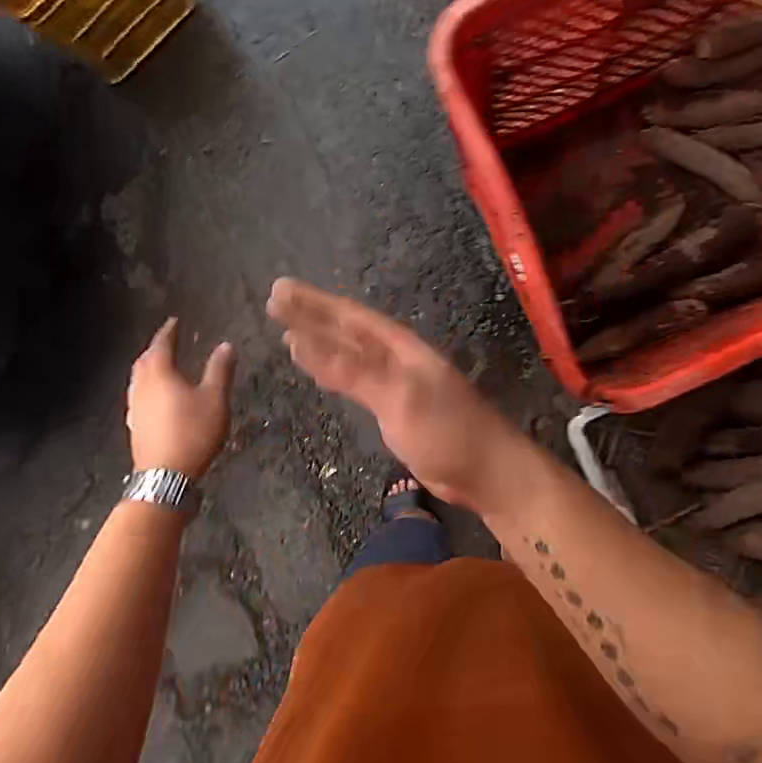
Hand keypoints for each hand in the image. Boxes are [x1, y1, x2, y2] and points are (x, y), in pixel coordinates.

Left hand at [126, 317, 235, 478]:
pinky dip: (148, 388)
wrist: (165, 476)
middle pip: (144, 361)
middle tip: (167, 342)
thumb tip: (225, 345)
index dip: (168, 332)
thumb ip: (220, 370)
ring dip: (149, 368)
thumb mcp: (215, 398)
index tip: (174, 322)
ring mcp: (135, 409)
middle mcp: (142, 388)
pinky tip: (156, 398)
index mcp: (160, 375)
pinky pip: (139, 397)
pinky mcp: (135, 427)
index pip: (161, 346)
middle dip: (155, 349)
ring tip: (162, 366)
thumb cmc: (192, 432)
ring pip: (139, 380)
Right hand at [266, 278, 529, 513]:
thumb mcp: (397, 396)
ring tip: (289, 330)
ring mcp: (396, 382)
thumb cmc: (446, 431)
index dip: (313, 303)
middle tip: (274, 300)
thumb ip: (350, 369)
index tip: (279, 290)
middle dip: (312, 315)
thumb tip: (298, 339)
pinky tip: (322, 370)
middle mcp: (396, 357)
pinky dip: (333, 370)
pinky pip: (355, 379)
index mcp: (399, 346)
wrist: (487, 472)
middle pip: (347, 330)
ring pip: (350, 353)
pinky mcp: (394, 408)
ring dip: (320, 339)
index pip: (348, 316)